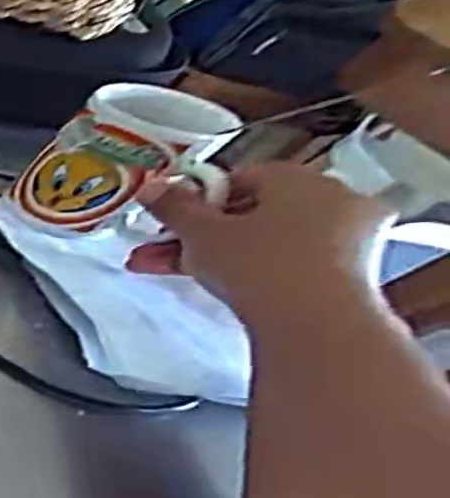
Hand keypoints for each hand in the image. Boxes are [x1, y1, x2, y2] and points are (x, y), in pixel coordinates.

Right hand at [127, 161, 393, 323]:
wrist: (313, 321)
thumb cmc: (257, 264)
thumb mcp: (198, 232)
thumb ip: (172, 206)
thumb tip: (151, 186)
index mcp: (304, 182)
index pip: (243, 176)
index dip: (201, 195)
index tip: (172, 216)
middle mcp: (335, 201)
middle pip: (250, 209)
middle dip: (196, 230)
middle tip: (156, 246)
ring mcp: (345, 237)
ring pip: (262, 236)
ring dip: (209, 250)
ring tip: (160, 267)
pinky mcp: (343, 269)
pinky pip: (284, 257)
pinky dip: (245, 265)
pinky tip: (208, 279)